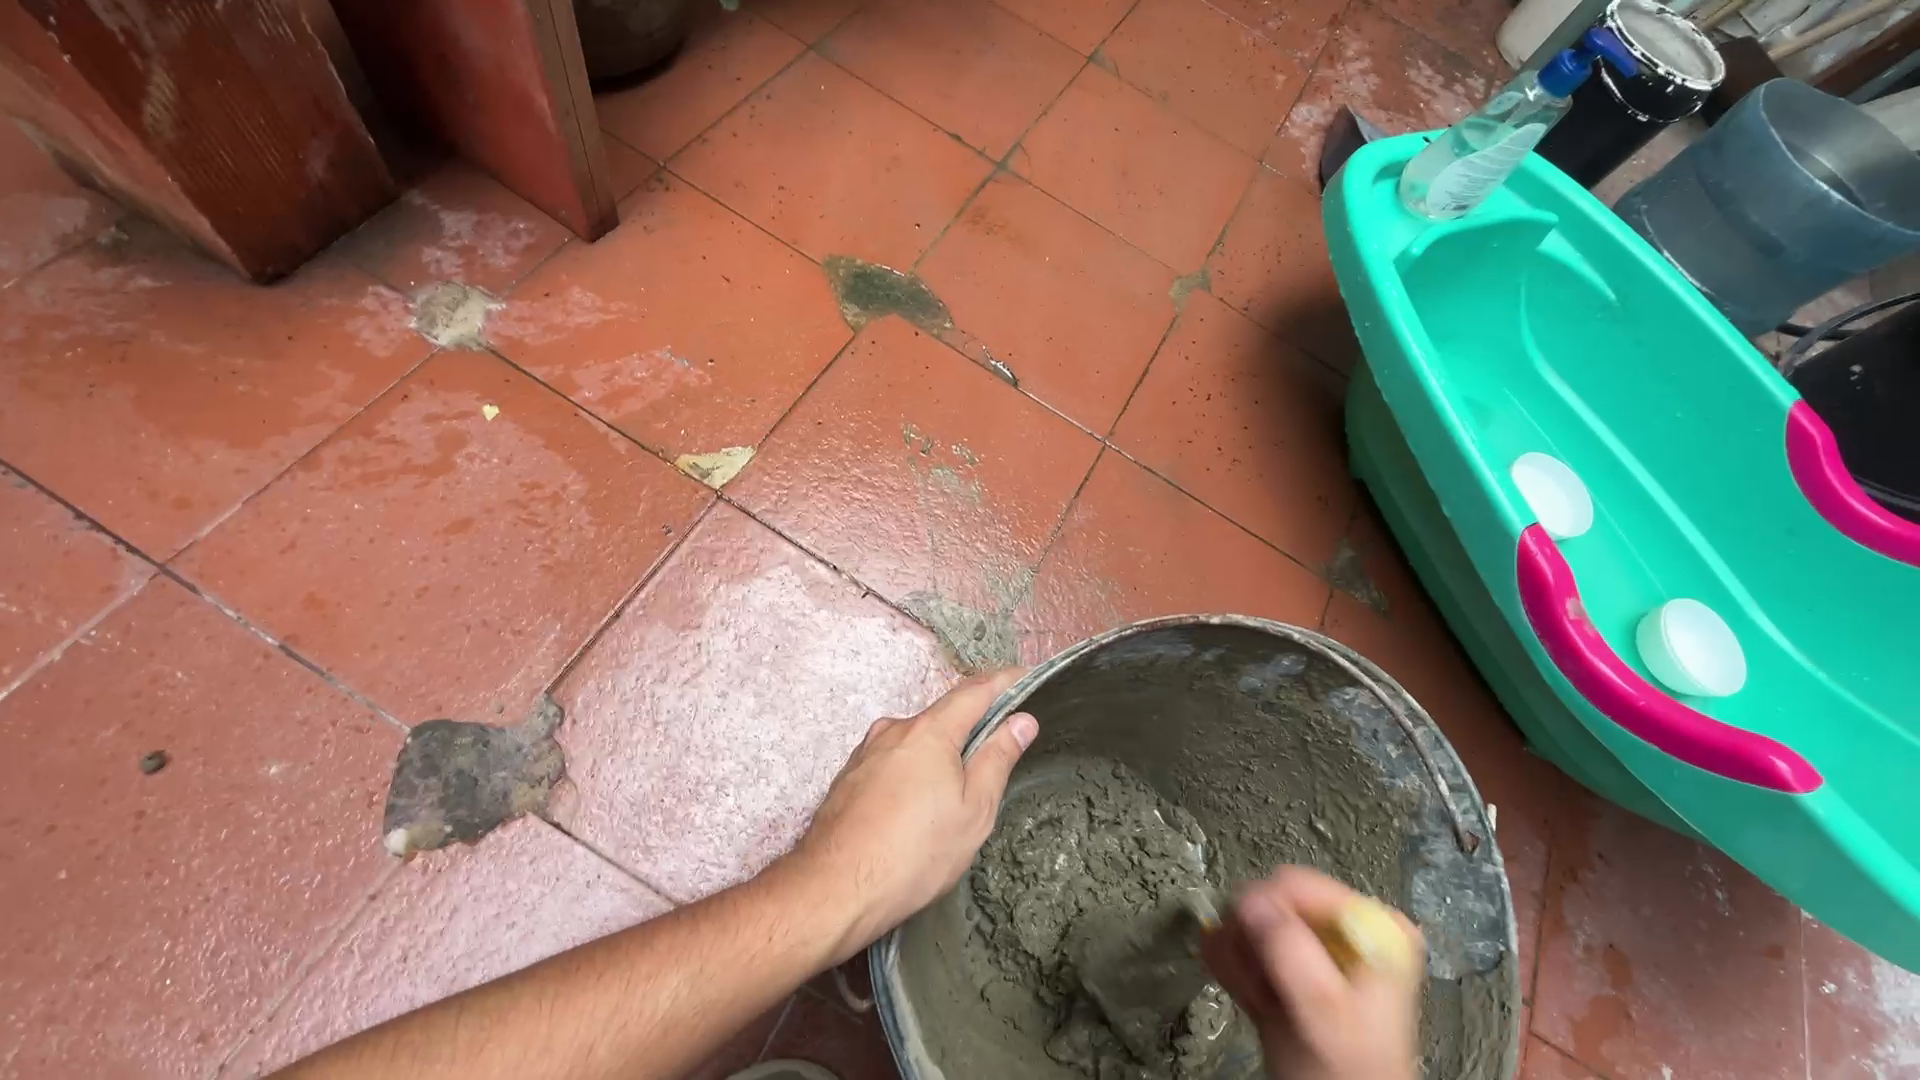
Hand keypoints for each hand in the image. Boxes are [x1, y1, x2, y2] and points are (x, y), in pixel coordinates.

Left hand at [784, 669, 1037, 964]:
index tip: (1025, 677)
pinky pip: (894, 758)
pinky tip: (921, 800)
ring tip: (961, 781)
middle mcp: (894, 731)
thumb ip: (998, 758)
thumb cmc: (913, 854)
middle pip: (944, 714)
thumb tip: (1022, 721)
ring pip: (917, 738)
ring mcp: (867, 752)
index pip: (975, 691)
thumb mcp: (973, 810)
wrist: (833, 889)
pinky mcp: (851, 776)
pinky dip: (916, 767)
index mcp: (930, 732)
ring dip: (943, 748)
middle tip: (1002, 738)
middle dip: (974, 721)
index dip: (1004, 681)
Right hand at [1201, 868, 1423, 1079]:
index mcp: (1370, 924)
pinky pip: (1243, 942)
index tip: (1256, 955)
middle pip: (1269, 901)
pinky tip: (1245, 994)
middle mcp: (1343, 926)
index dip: (1267, 914)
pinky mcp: (1288, 962)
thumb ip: (1290, 951)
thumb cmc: (1346, 1072)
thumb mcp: (1324, 1012)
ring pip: (1248, 921)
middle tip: (1258, 984)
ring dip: (1240, 957)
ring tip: (1256, 998)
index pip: (1296, 885)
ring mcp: (1313, 944)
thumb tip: (1248, 897)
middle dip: (1251, 941)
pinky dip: (1233, 964)